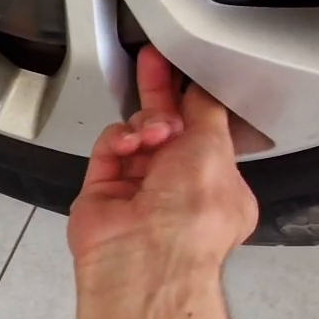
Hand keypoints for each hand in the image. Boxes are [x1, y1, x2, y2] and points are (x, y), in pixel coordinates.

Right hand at [67, 48, 258, 288]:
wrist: (144, 256)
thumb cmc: (191, 219)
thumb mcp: (216, 149)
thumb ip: (206, 113)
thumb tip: (199, 93)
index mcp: (213, 183)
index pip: (202, 131)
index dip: (191, 99)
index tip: (182, 70)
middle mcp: (174, 187)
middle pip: (164, 127)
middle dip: (159, 93)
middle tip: (151, 61)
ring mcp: (136, 189)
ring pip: (134, 135)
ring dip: (143, 125)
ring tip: (151, 134)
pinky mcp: (102, 189)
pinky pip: (108, 148)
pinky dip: (117, 140)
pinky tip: (128, 144)